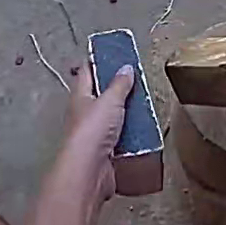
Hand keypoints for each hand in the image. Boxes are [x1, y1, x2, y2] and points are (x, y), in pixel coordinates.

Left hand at [48, 63, 135, 216]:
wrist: (88, 172)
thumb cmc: (93, 130)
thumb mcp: (110, 100)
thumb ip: (119, 84)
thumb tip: (126, 67)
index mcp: (80, 97)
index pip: (86, 72)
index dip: (97, 60)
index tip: (111, 51)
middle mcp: (84, 113)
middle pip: (100, 94)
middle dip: (116, 86)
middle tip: (136, 76)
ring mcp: (93, 133)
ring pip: (111, 115)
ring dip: (125, 109)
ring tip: (144, 99)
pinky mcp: (104, 151)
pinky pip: (119, 135)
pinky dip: (130, 130)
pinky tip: (143, 126)